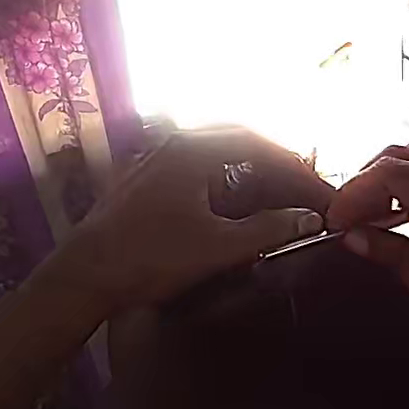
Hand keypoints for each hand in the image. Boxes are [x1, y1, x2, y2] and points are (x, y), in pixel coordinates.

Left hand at [42, 126, 329, 316]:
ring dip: (250, 162)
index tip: (322, 192)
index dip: (296, 168)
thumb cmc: (152, 257)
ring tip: (278, 186)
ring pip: (216, 147)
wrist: (86, 271)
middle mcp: (175, 142)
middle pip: (238, 137)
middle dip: (275, 158)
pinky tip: (235, 193)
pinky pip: (199, 160)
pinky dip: (226, 171)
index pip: (259, 145)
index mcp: (194, 150)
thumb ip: (268, 229)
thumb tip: (309, 218)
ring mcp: (158, 156)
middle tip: (304, 184)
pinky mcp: (148, 173)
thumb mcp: (217, 247)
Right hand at [328, 145, 408, 393]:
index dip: (354, 194)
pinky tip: (403, 217)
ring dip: (388, 183)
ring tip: (367, 219)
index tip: (334, 219)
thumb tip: (357, 238)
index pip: (393, 174)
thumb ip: (398, 259)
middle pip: (404, 156)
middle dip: (365, 184)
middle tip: (344, 218)